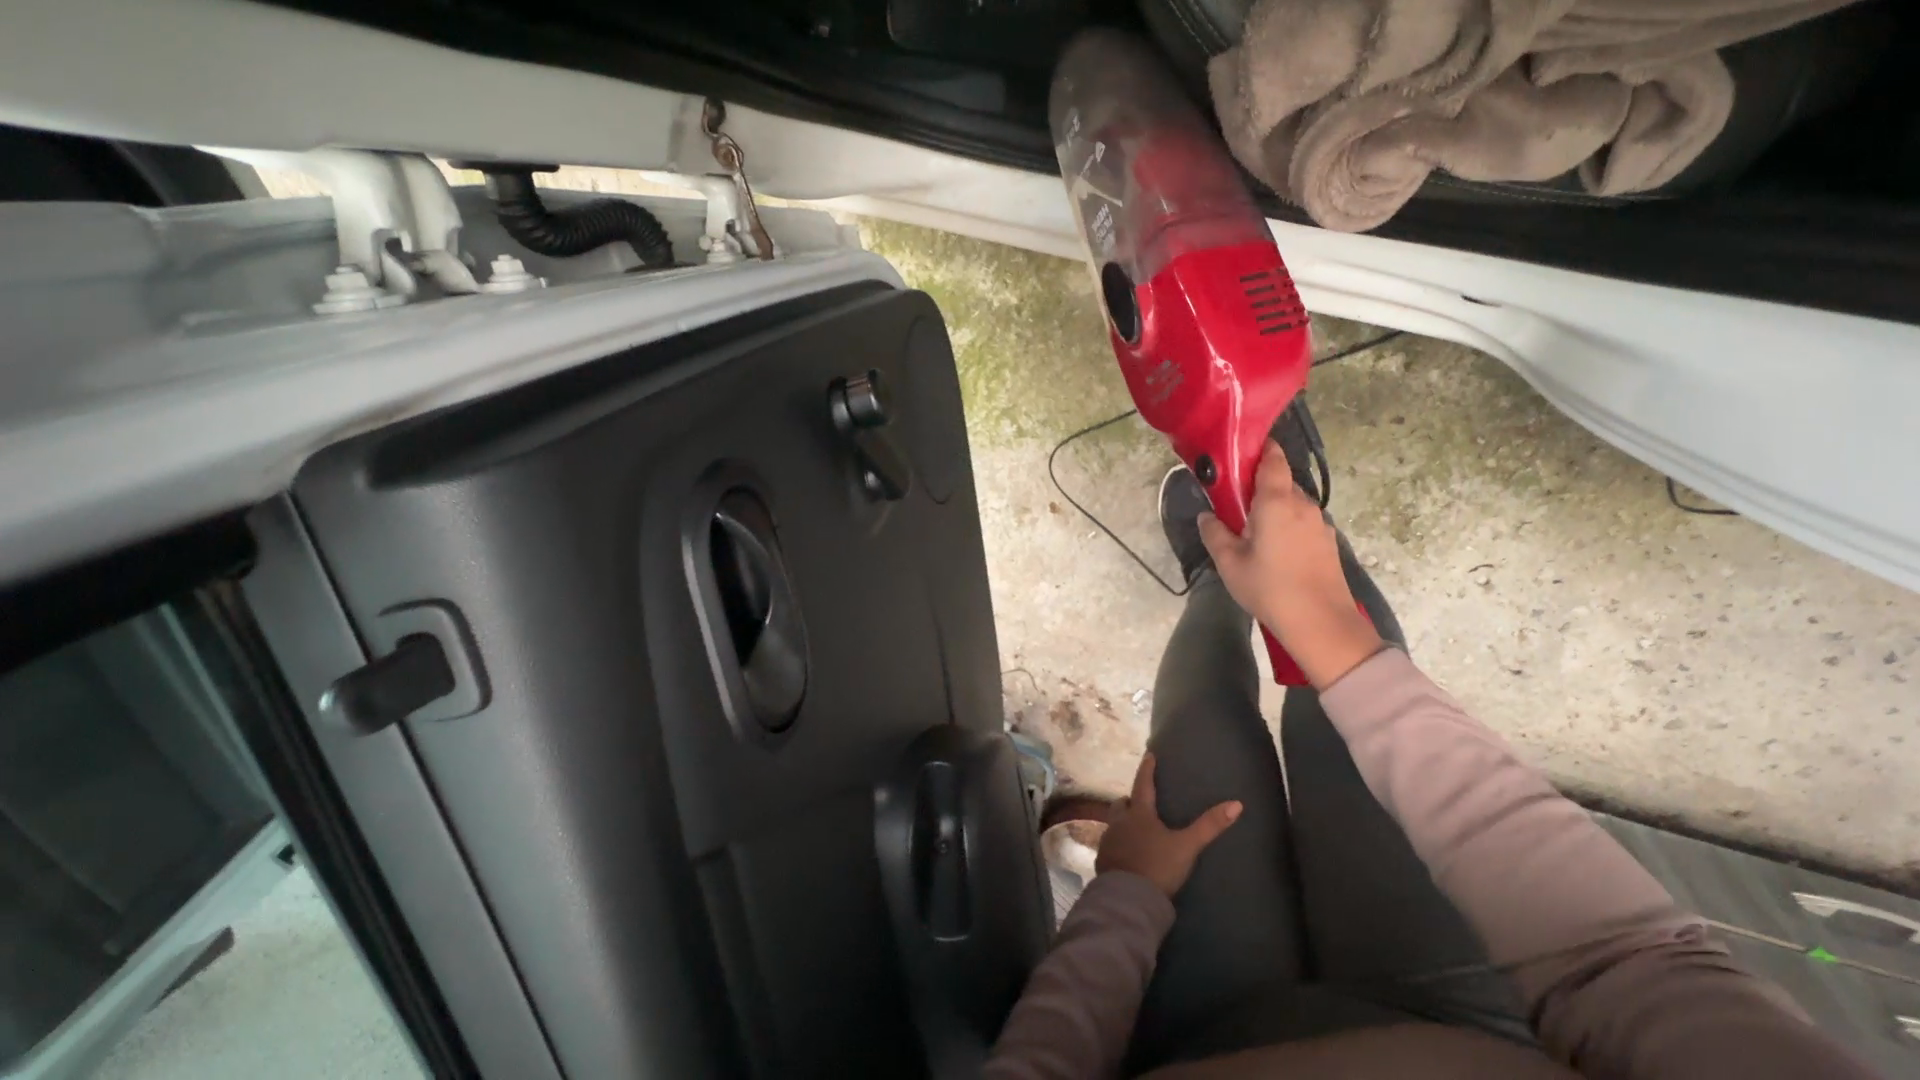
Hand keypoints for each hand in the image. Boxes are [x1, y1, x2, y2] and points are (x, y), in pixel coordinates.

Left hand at [1095, 753, 1240, 897]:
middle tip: (1140, 802)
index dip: (1147, 770)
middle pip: (1121, 804)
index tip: (1148, 756)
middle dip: (1130, 800)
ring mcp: (1108, 842)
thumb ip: (1209, 826)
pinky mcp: (1103, 861)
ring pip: (1114, 824)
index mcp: (1139, 815)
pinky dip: (1119, 844)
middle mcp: (1119, 824)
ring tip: (1135, 829)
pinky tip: (1128, 853)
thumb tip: (1236, 804)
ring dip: (1123, 823)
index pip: (1143, 785)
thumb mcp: (1187, 846)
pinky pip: (1110, 845)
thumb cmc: (1158, 866)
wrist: (1128, 898)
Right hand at [1198, 440, 1384, 688]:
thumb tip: (1207, 517)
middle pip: (1281, 483)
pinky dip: (1289, 528)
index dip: (1260, 450)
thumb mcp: (1229, 564)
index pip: (1273, 459)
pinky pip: (1304, 524)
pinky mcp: (1329, 543)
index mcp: (1276, 501)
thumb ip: (1215, 534)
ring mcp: (1320, 523)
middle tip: (1236, 507)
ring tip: (1255, 535)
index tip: (1241, 454)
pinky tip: (1277, 553)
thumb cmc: (1269, 588)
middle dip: (1260, 489)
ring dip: (1275, 512)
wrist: (1320, 622)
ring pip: (1293, 506)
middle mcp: (1302, 504)